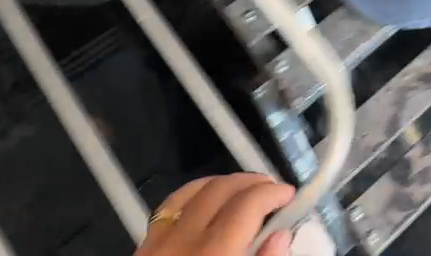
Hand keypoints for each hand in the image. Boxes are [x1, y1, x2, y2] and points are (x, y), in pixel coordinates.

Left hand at [136, 174, 295, 255]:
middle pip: (220, 191)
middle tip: (271, 190)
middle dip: (250, 183)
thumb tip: (280, 235)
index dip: (272, 194)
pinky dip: (192, 195)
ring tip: (243, 191)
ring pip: (192, 191)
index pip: (246, 206)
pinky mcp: (142, 248)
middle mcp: (181, 241)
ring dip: (222, 184)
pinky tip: (204, 201)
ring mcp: (156, 243)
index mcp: (213, 254)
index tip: (289, 194)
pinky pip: (168, 206)